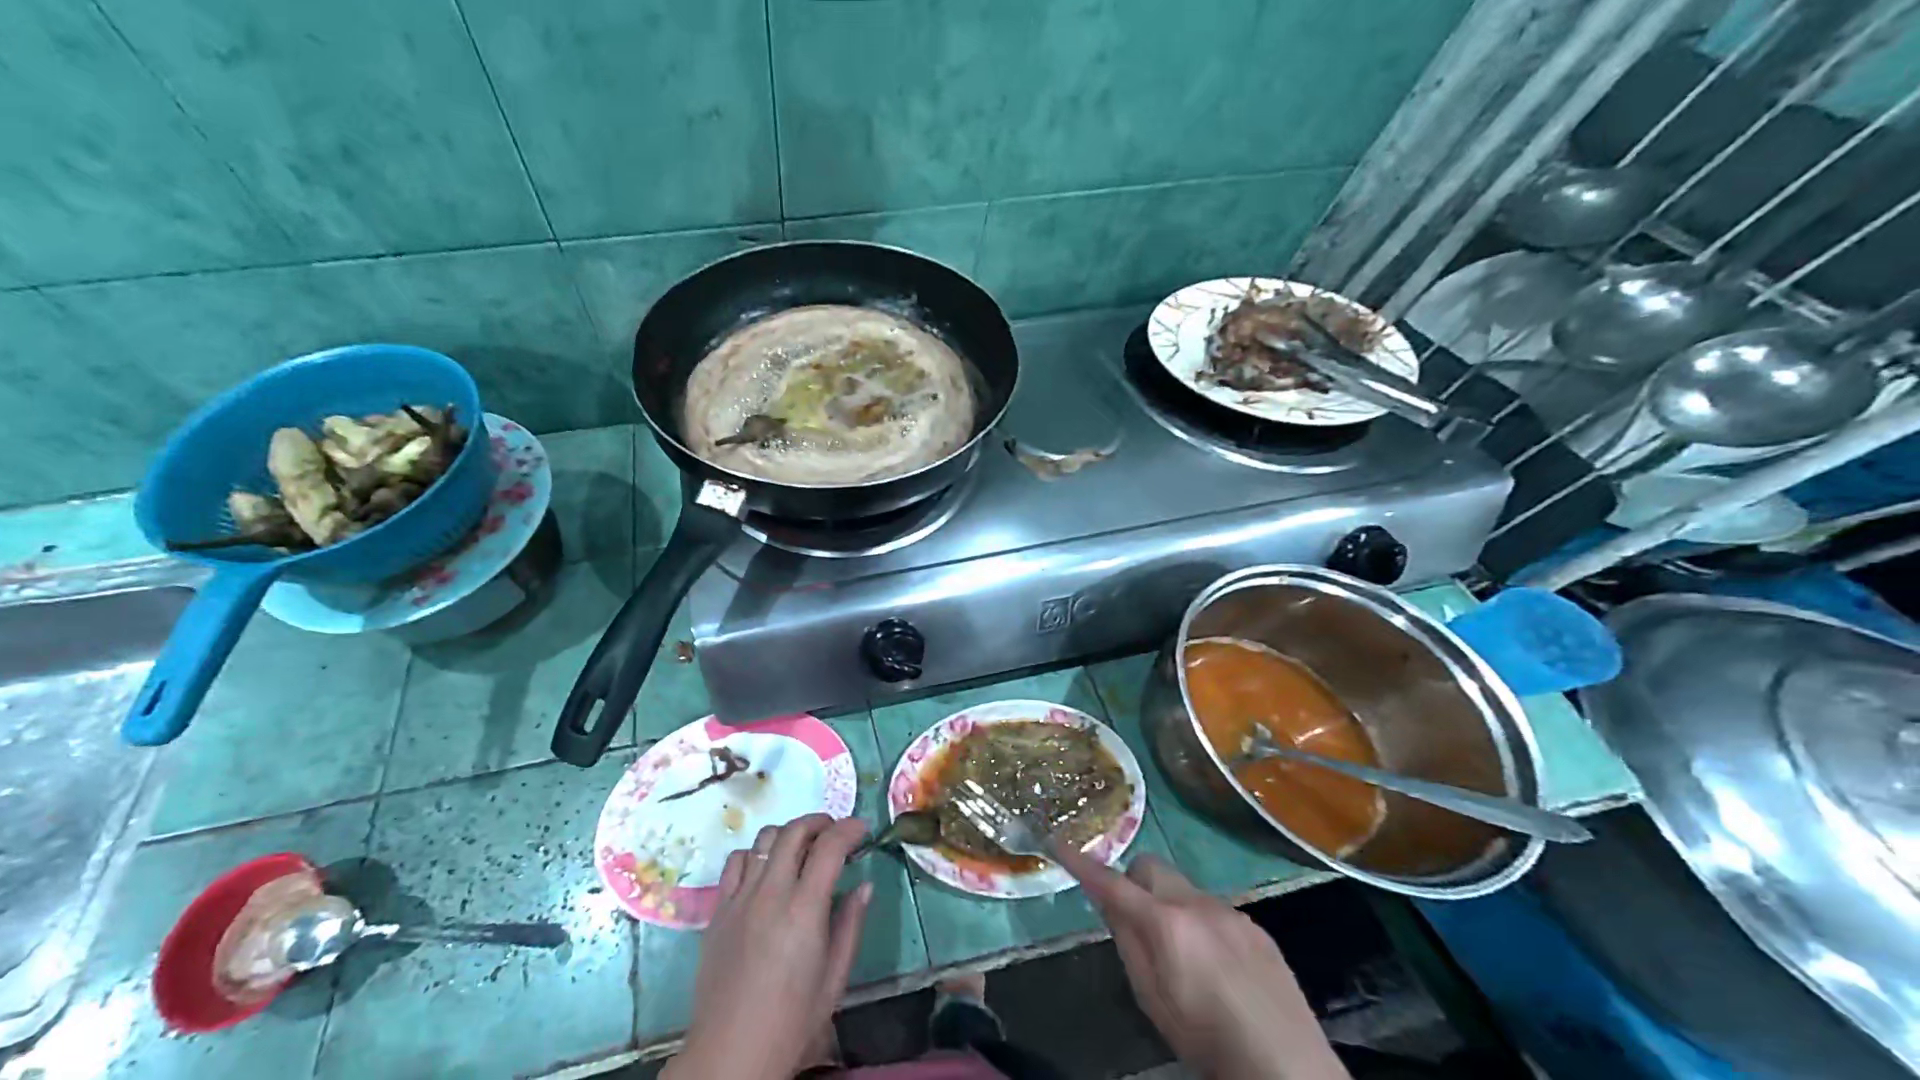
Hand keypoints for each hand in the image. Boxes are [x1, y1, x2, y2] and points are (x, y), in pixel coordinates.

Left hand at [664, 815, 872, 1079]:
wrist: (730, 1054)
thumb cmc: (792, 1021)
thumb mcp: (835, 977)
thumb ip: (850, 925)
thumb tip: (864, 885)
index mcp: (804, 910)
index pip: (830, 846)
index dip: (850, 829)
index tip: (863, 830)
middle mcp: (770, 894)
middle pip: (794, 831)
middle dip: (821, 822)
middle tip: (836, 832)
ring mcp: (739, 899)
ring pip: (764, 840)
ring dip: (789, 834)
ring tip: (803, 848)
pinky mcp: (718, 911)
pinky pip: (736, 862)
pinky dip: (756, 853)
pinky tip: (767, 870)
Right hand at [1053, 846, 1348, 1079]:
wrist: (1286, 1066)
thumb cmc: (1205, 1038)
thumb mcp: (1152, 999)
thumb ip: (1128, 944)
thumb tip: (1111, 904)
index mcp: (1165, 923)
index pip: (1112, 883)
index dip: (1082, 864)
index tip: (1059, 843)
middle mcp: (1197, 903)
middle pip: (1151, 866)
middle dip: (1134, 880)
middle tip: (1134, 917)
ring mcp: (1231, 912)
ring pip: (1185, 888)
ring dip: (1170, 905)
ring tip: (1182, 953)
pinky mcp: (1256, 927)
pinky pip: (1216, 909)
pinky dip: (1202, 923)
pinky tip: (1217, 964)